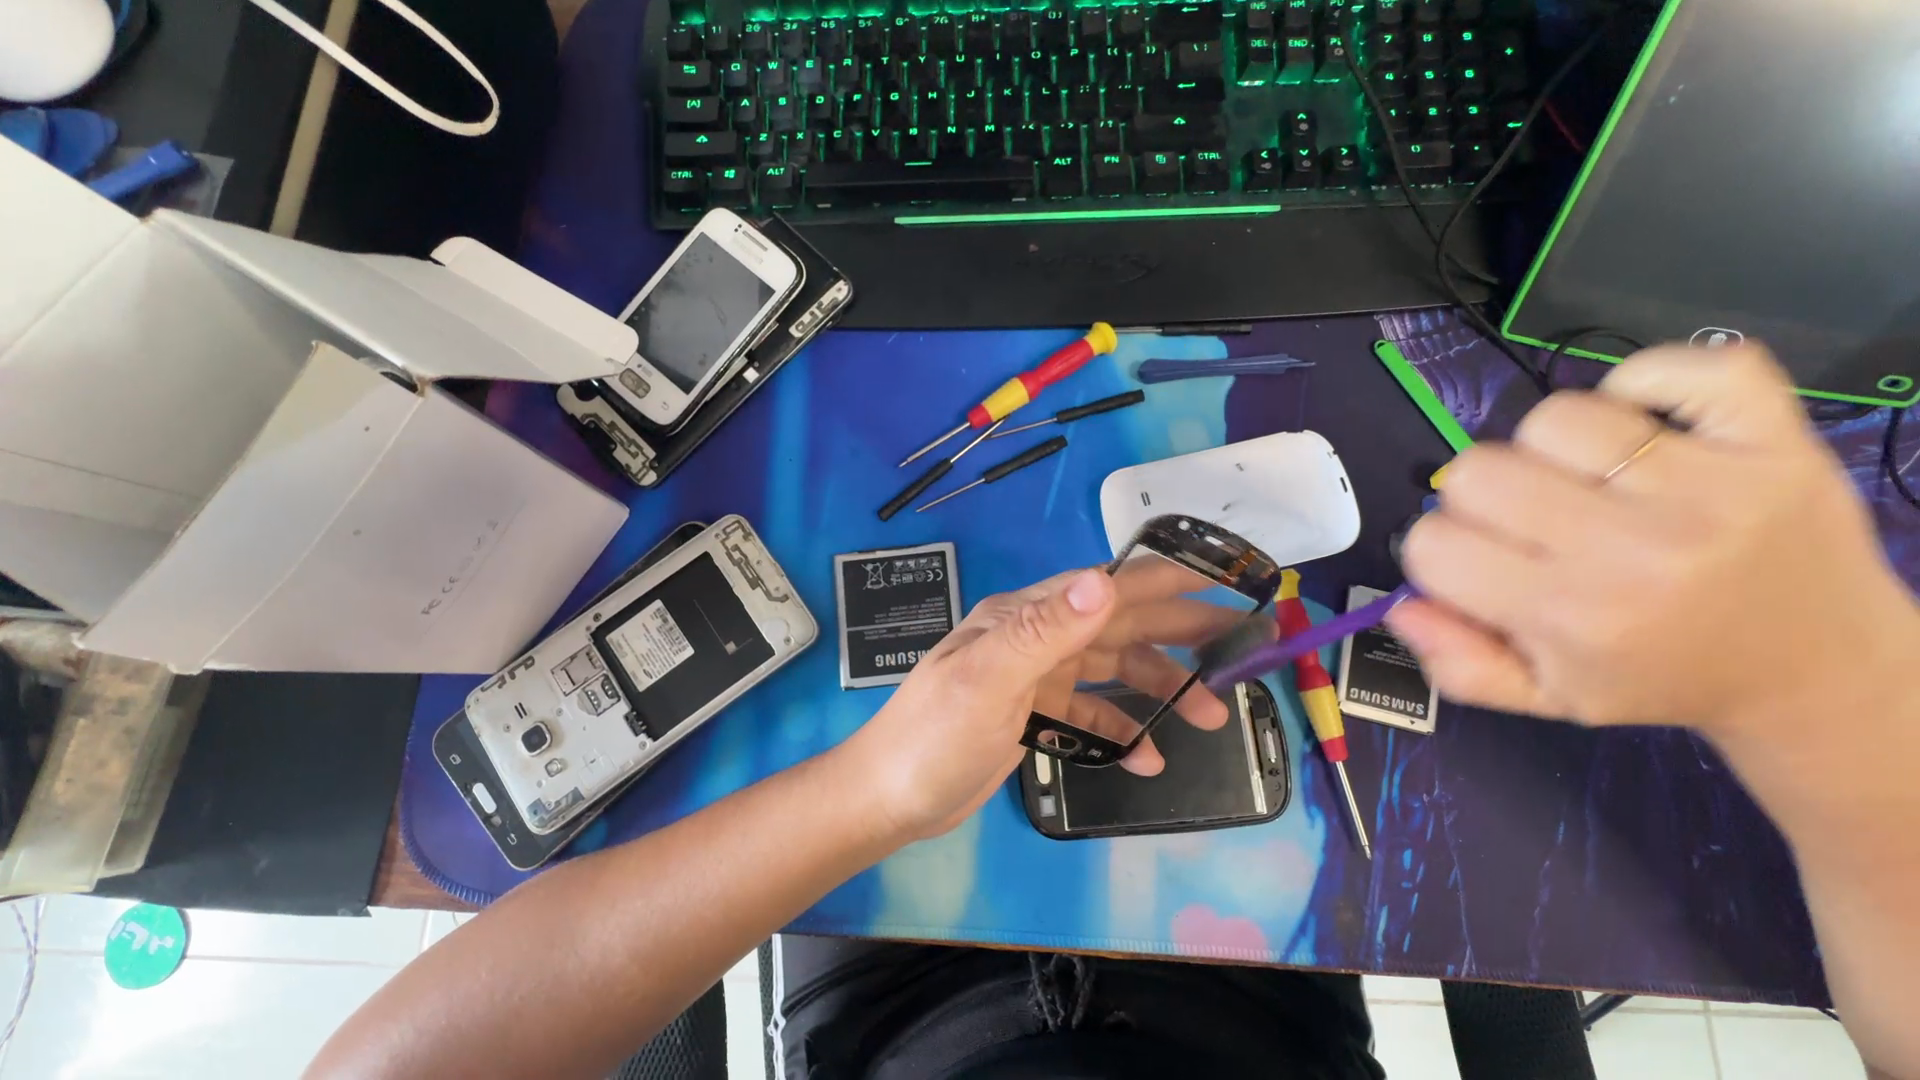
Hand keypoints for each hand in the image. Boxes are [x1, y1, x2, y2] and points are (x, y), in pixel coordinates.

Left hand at [843, 562, 1245, 840]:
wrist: (889, 798)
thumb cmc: (934, 737)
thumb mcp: (989, 680)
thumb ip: (1045, 631)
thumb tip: (1102, 580)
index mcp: (1025, 616)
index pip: (1105, 586)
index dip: (1165, 581)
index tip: (1223, 583)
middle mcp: (1034, 638)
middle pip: (1119, 626)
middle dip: (1179, 636)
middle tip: (1239, 651)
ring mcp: (1034, 678)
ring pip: (1111, 672)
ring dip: (1159, 690)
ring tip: (1210, 718)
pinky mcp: (1032, 716)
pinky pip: (1089, 716)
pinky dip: (1120, 731)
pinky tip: (1149, 758)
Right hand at [1389, 343, 1917, 735]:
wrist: (1820, 671)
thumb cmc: (1664, 678)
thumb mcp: (1549, 697)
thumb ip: (1459, 661)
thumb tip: (1400, 605)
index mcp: (1573, 616)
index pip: (1434, 545)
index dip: (1437, 550)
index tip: (1476, 562)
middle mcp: (1634, 550)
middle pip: (1477, 470)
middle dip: (1478, 496)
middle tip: (1524, 521)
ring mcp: (1710, 488)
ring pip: (1556, 416)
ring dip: (1548, 446)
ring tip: (1581, 479)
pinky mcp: (1774, 442)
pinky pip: (1687, 366)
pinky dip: (1647, 380)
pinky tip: (1642, 423)